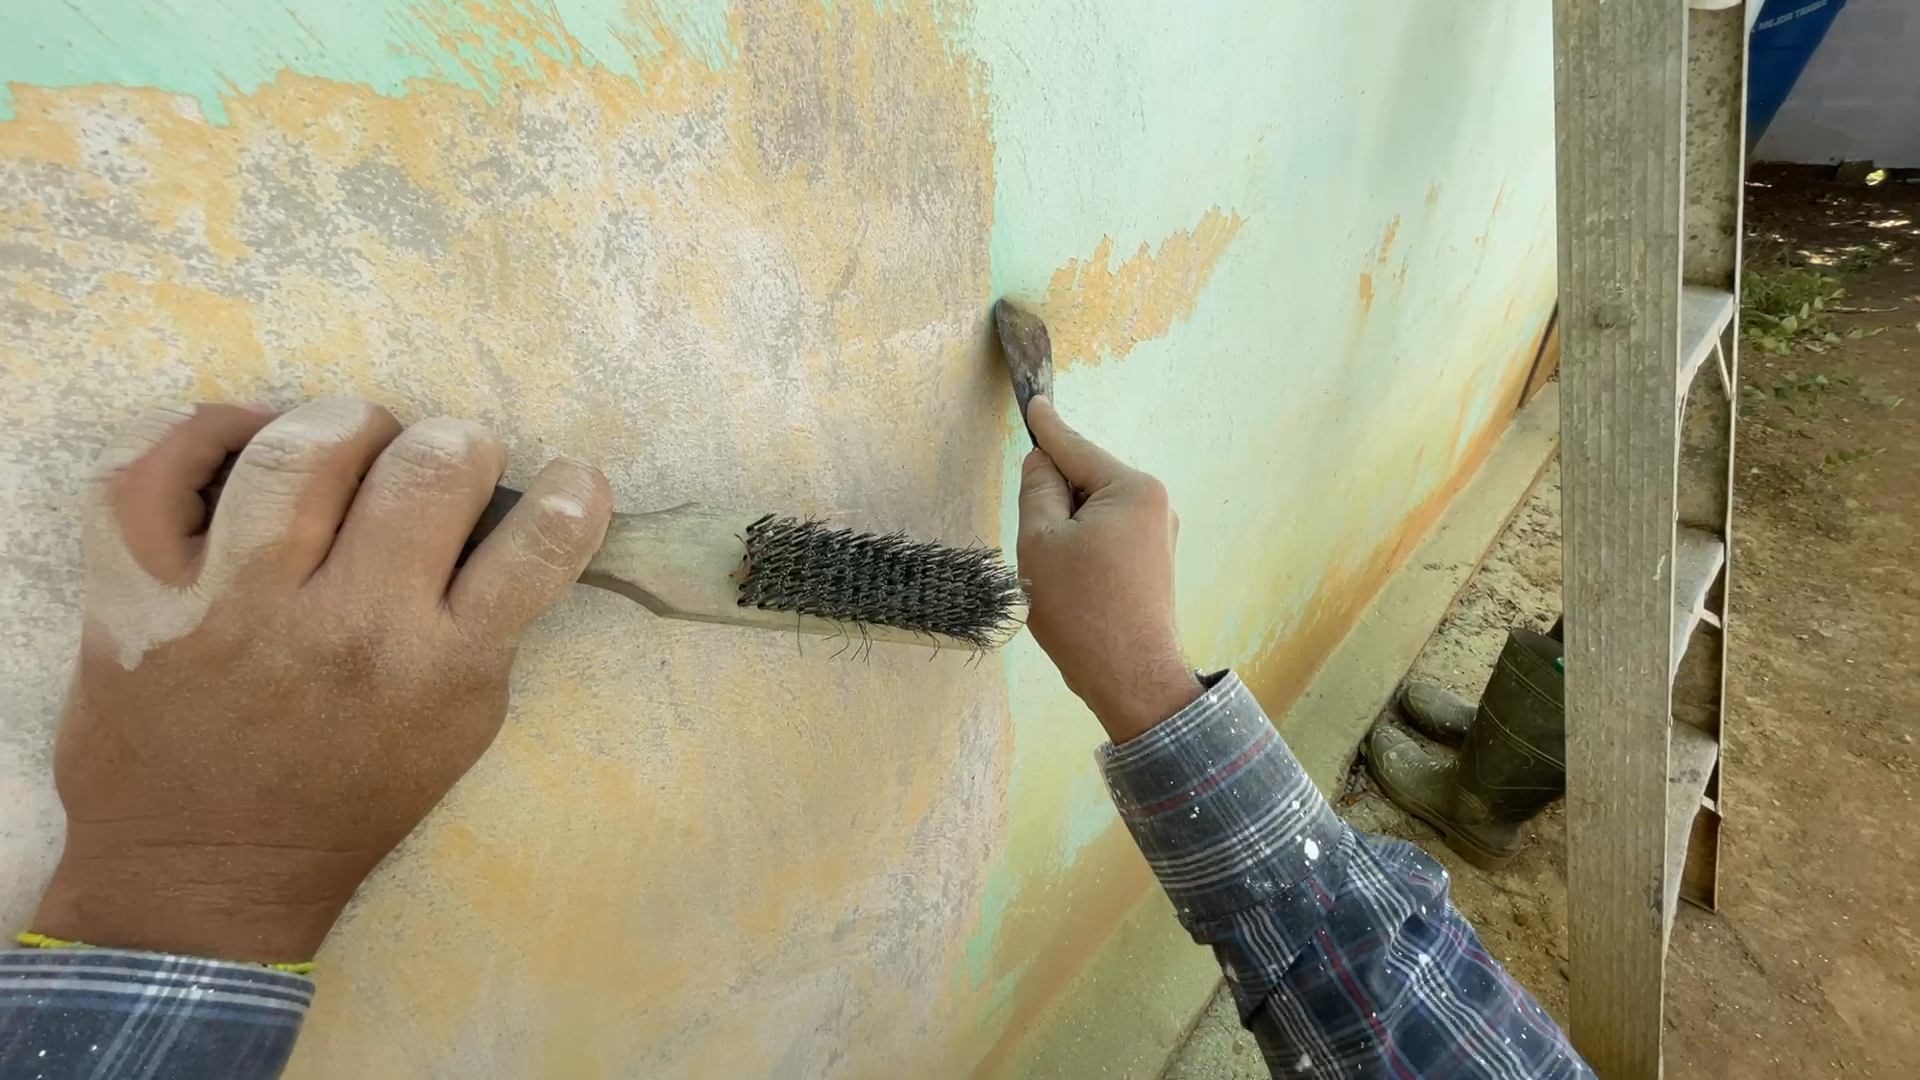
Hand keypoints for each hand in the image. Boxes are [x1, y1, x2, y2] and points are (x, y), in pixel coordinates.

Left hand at [32, 397, 612, 962]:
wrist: (215, 867)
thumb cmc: (371, 787)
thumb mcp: (474, 715)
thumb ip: (496, 621)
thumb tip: (513, 523)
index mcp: (446, 664)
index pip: (538, 548)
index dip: (577, 493)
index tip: (577, 480)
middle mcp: (350, 629)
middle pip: (426, 476)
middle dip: (461, 443)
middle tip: (455, 456)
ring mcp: (231, 611)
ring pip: (294, 456)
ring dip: (352, 423)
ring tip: (364, 436)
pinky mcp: (133, 603)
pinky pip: (147, 476)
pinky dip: (209, 431)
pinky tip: (256, 438)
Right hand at [1017, 397, 1199, 741]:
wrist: (1132, 679)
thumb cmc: (1081, 608)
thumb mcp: (1041, 542)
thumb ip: (1038, 490)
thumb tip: (1043, 463)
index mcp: (1131, 488)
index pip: (1075, 448)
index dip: (1046, 429)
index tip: (1034, 402)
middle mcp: (1155, 503)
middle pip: (1085, 481)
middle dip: (1054, 499)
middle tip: (1036, 545)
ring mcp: (1160, 534)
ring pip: (1094, 512)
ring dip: (1066, 528)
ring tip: (1057, 576)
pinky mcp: (1156, 562)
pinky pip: (1108, 535)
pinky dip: (1083, 545)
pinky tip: (1075, 584)